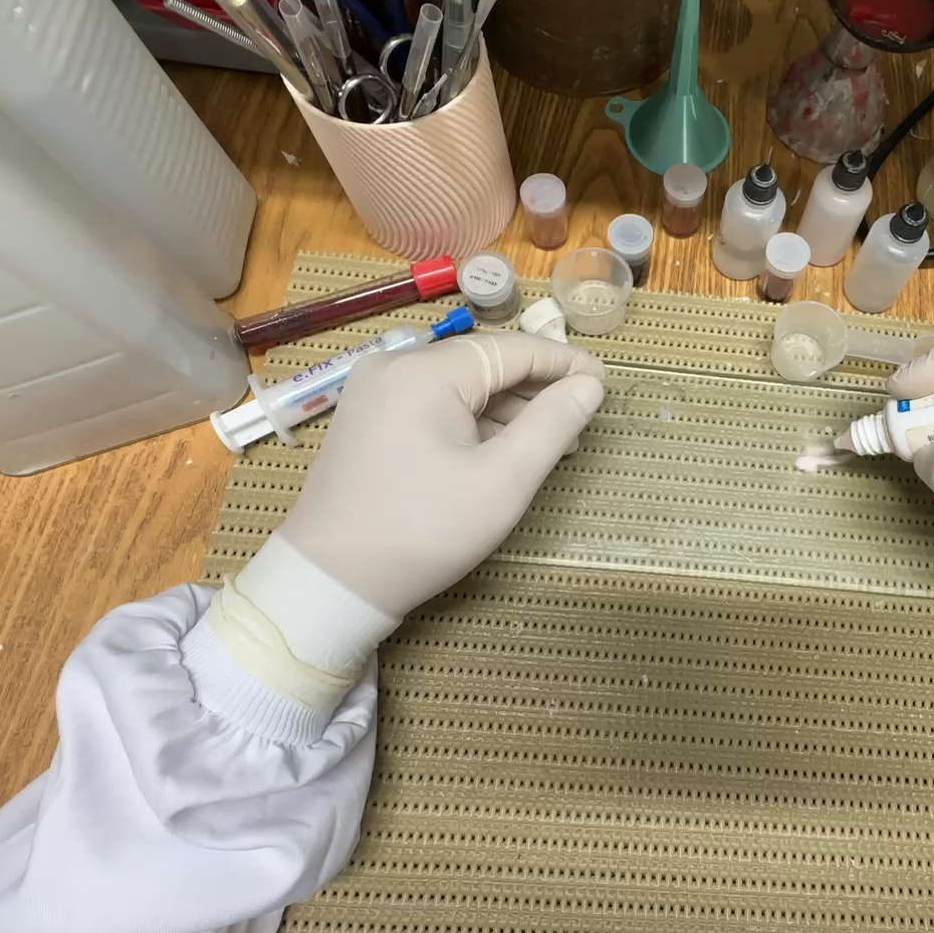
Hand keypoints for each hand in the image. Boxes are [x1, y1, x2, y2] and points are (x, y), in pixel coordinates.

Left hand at [280, 332, 606, 617]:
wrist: (329, 583)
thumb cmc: (423, 531)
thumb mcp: (502, 482)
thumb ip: (553, 426)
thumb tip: (590, 386)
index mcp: (425, 372)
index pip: (513, 348)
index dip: (564, 362)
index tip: (604, 381)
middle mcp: (396, 366)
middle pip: (485, 361)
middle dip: (537, 386)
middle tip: (581, 414)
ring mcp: (376, 390)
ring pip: (461, 382)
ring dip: (508, 404)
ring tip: (551, 436)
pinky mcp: (370, 415)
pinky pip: (436, 401)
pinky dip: (475, 417)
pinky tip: (502, 444)